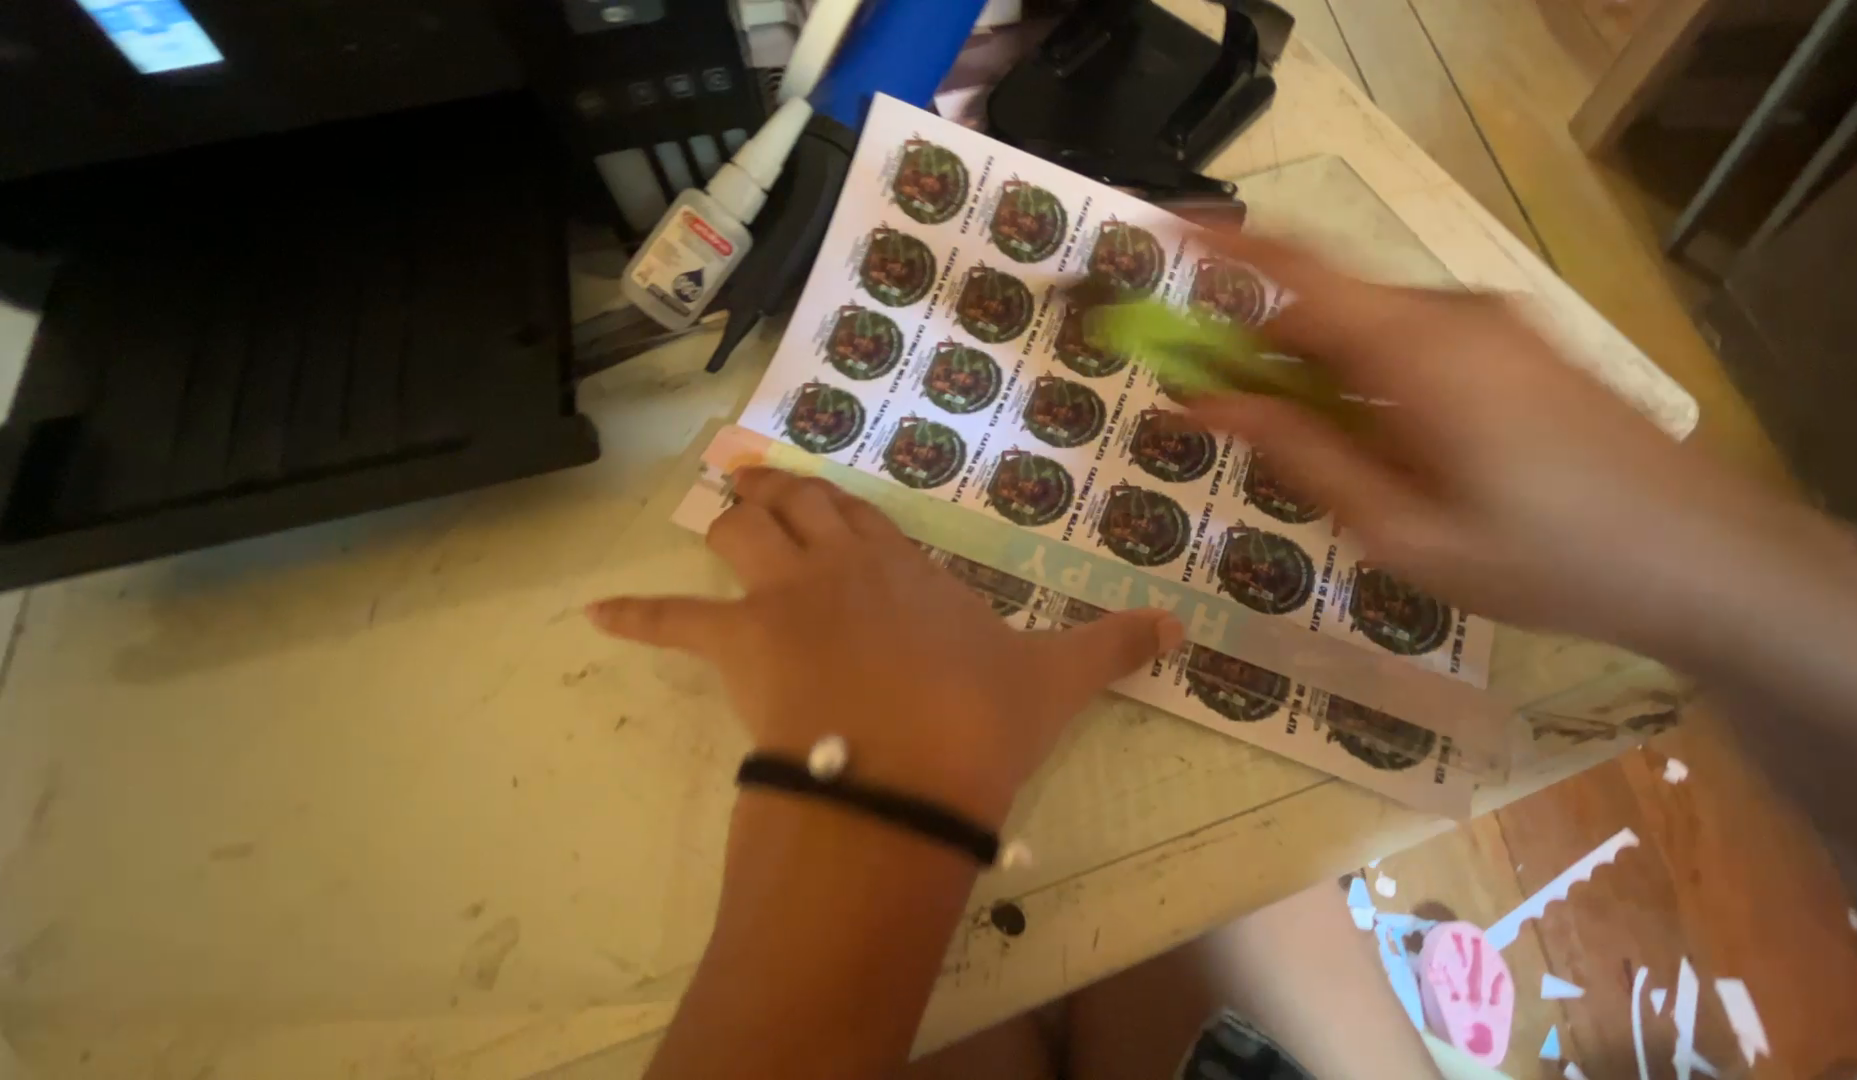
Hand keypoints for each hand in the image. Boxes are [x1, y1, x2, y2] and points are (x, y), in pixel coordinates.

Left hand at [587, 467, 1182, 827]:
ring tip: (716, 503)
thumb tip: (1184, 626)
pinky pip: (674, 625)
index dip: (840, 506)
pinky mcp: (739, 645)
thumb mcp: (1058, 678)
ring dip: (727, 518)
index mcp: (906, 567)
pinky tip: (591, 615)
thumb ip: (1116, 645)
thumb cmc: (979, 718)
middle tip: (763, 480)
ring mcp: (784, 597)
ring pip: (740, 534)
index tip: (825, 497)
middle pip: (798, 507)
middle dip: (780, 491)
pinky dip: (635, 619)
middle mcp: (841, 565)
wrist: (913, 770)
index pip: (863, 518)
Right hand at [1183, 232, 1848, 655]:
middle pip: (1323, 307)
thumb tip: (1207, 403)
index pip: (1298, 271)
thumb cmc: (1541, 560)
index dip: (1225, 250)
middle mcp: (1451, 315)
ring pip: (1364, 331)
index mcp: (1417, 351)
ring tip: (1321, 461)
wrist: (1712, 564)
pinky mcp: (1514, 346)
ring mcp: (1490, 326)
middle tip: (1226, 416)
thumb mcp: (1395, 528)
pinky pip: (1407, 346)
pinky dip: (1363, 381)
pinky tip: (1385, 451)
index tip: (1166, 242)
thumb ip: (1299, 455)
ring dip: (1315, 377)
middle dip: (1260, 351)